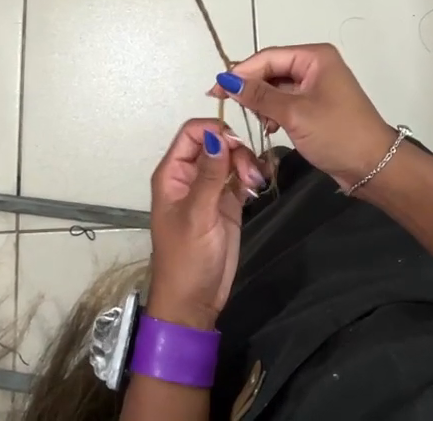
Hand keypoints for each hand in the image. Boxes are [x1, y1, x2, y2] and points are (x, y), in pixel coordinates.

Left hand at [146, 120, 264, 330]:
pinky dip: (253, 175)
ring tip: (255, 184)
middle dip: (236, 150)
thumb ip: (209, 175)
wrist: (194, 302)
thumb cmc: (186, 259)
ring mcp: (211, 188)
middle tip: (250, 173)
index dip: (214, 131)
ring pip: (232, 157)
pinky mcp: (228, 202)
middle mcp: (191, 175)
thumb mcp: (197, 216)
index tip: (236, 144)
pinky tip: (260, 185)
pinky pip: (241, 176)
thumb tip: (217, 135)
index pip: (192, 133)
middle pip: (216, 142)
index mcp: (173, 173)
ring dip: (247, 163)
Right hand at [209, 44, 395, 192]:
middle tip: (233, 109)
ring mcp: (317, 86)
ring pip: (276, 87)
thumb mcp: (294, 113)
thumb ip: (258, 95)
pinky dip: (274, 113)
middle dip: (252, 89)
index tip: (215, 91)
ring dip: (263, 103)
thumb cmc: (337, 134)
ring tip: (258, 122)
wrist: (375, 167)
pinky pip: (286, 102)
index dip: (240, 72)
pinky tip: (269, 127)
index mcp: (314, 57)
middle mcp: (315, 65)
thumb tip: (226, 80)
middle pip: (271, 70)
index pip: (267, 57)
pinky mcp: (316, 106)